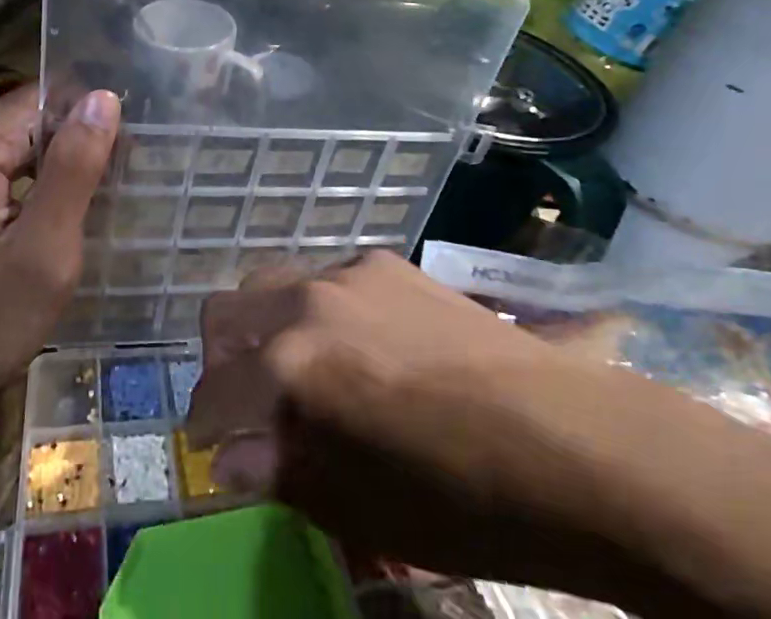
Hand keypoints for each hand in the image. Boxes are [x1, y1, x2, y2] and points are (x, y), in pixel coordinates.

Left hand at [0, 85, 118, 413]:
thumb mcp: (45, 249)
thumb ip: (74, 169)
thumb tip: (104, 98)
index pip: (46, 97)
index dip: (94, 118)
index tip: (134, 151)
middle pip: (33, 116)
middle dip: (81, 141)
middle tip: (126, 180)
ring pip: (24, 142)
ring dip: (65, 163)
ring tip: (107, 195)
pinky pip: (9, 167)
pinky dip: (42, 181)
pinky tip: (68, 211)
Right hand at [184, 252, 718, 609]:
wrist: (565, 440)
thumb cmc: (452, 496)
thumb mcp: (351, 506)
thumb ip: (278, 471)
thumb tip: (231, 459)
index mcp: (287, 366)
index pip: (213, 392)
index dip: (205, 426)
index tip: (215, 446)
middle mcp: (308, 302)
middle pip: (227, 312)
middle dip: (224, 358)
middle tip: (248, 399)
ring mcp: (353, 273)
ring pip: (277, 284)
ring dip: (271, 326)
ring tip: (305, 368)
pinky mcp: (393, 264)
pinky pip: (331, 278)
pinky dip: (322, 309)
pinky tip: (362, 344)